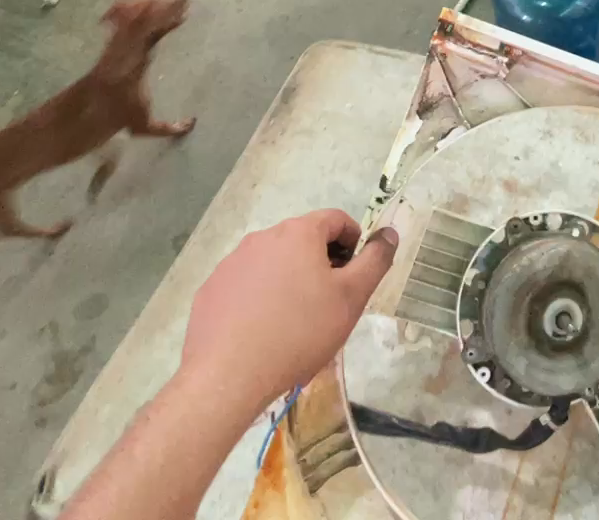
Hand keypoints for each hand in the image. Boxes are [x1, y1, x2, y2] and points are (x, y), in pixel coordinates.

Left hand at [179, 209, 396, 410]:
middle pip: (303, 240)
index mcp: (299, 233)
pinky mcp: (210, 291)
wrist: (227, 378)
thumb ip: (376, 260)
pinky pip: (245, 285)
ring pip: (273, 262)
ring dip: (290, 280)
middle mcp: (262, 238)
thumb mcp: (352, 297)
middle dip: (321, 263)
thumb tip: (389, 233)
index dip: (353, 243)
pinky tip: (263, 331)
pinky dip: (260, 298)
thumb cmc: (300, 332)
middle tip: (329, 302)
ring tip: (295, 321)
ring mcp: (231, 264)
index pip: (336, 219)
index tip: (355, 275)